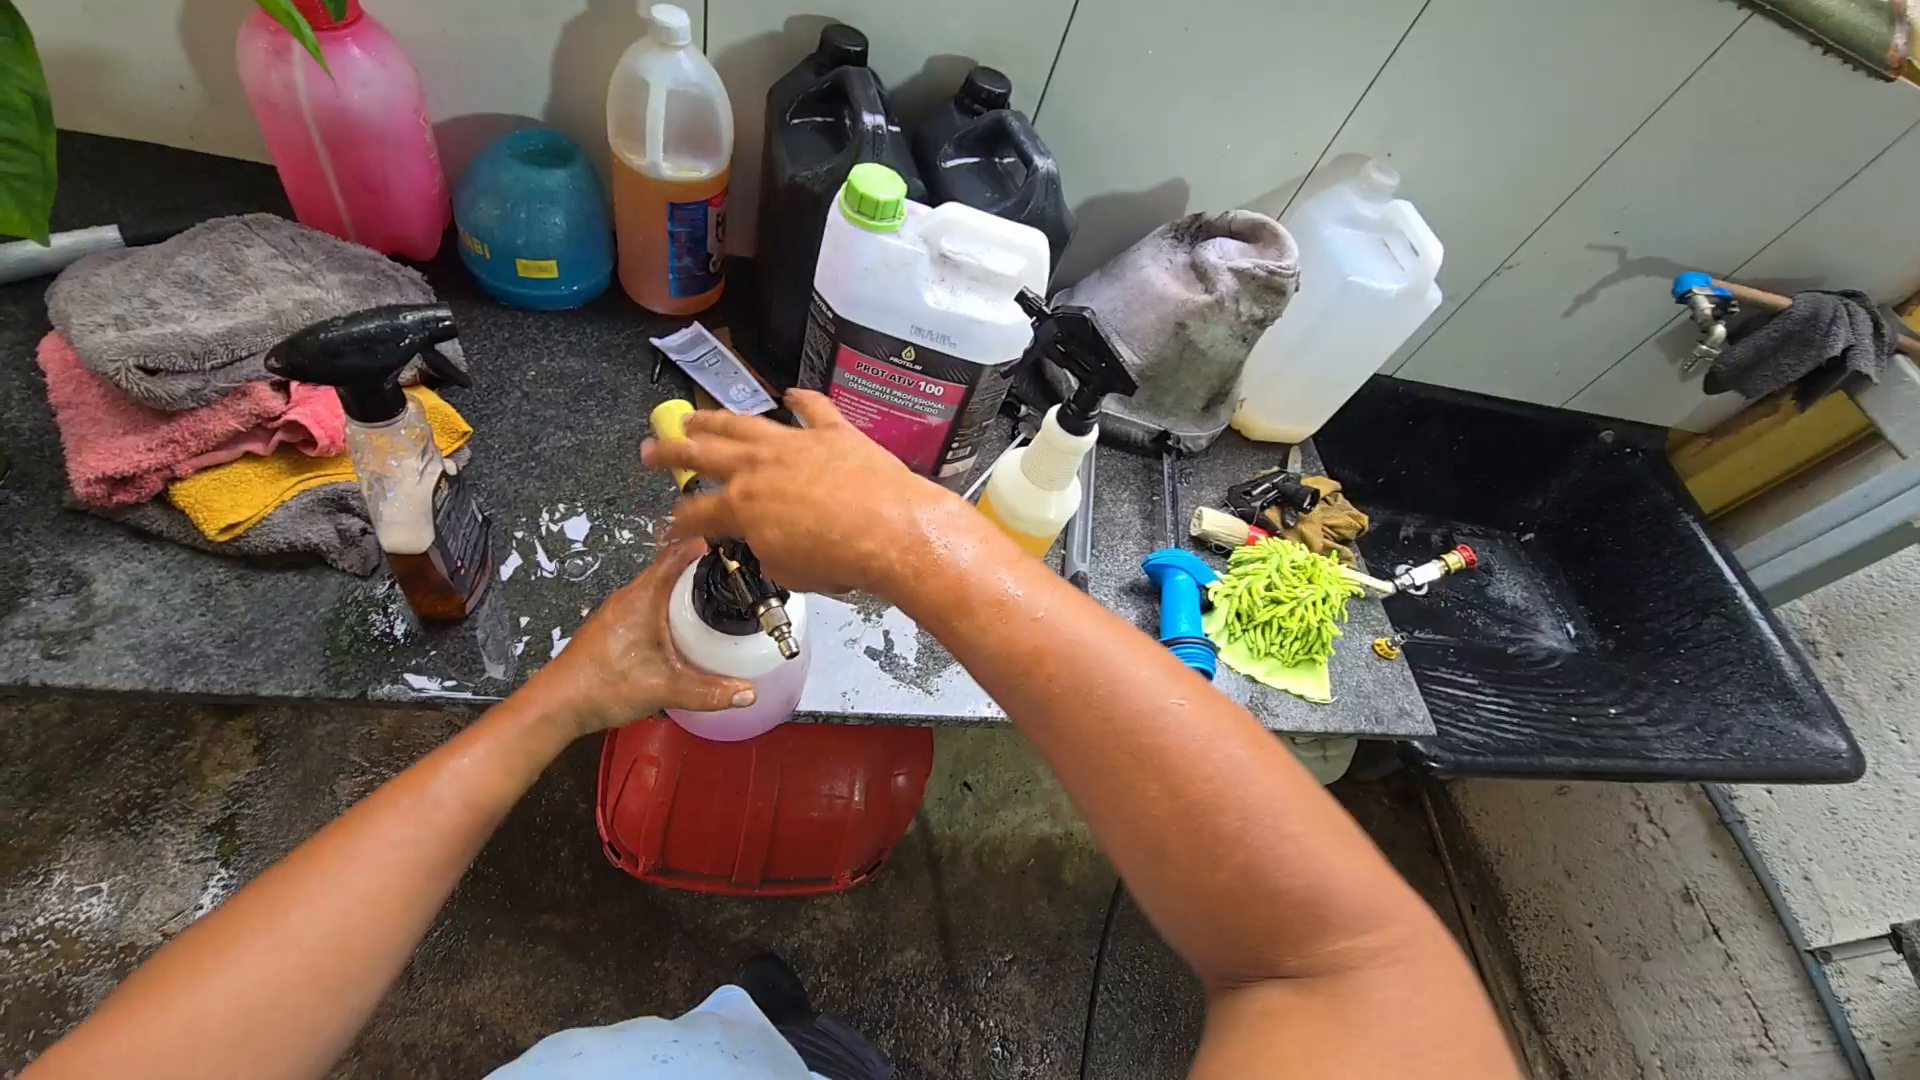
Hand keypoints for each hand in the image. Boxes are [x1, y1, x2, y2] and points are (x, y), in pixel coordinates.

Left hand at [525, 539, 756, 737]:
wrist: (556, 706)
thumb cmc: (606, 687)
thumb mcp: (664, 689)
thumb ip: (709, 692)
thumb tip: (749, 693)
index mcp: (643, 598)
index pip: (675, 555)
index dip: (703, 546)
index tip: (731, 546)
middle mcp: (629, 597)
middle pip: (668, 568)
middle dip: (699, 567)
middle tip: (732, 575)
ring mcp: (618, 611)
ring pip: (657, 586)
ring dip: (682, 586)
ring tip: (714, 596)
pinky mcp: (612, 625)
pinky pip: (647, 602)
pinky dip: (668, 603)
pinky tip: (683, 624)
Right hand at [639, 389, 972, 596]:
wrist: (892, 529)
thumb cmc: (840, 559)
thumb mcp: (791, 571)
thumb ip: (770, 552)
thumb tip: (772, 544)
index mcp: (743, 506)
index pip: (698, 513)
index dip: (678, 523)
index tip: (668, 527)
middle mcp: (760, 467)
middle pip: (704, 454)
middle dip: (672, 453)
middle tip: (650, 450)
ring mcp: (796, 443)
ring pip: (745, 424)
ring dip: (716, 419)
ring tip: (695, 416)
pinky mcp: (834, 432)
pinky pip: (813, 408)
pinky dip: (801, 400)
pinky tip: (790, 393)